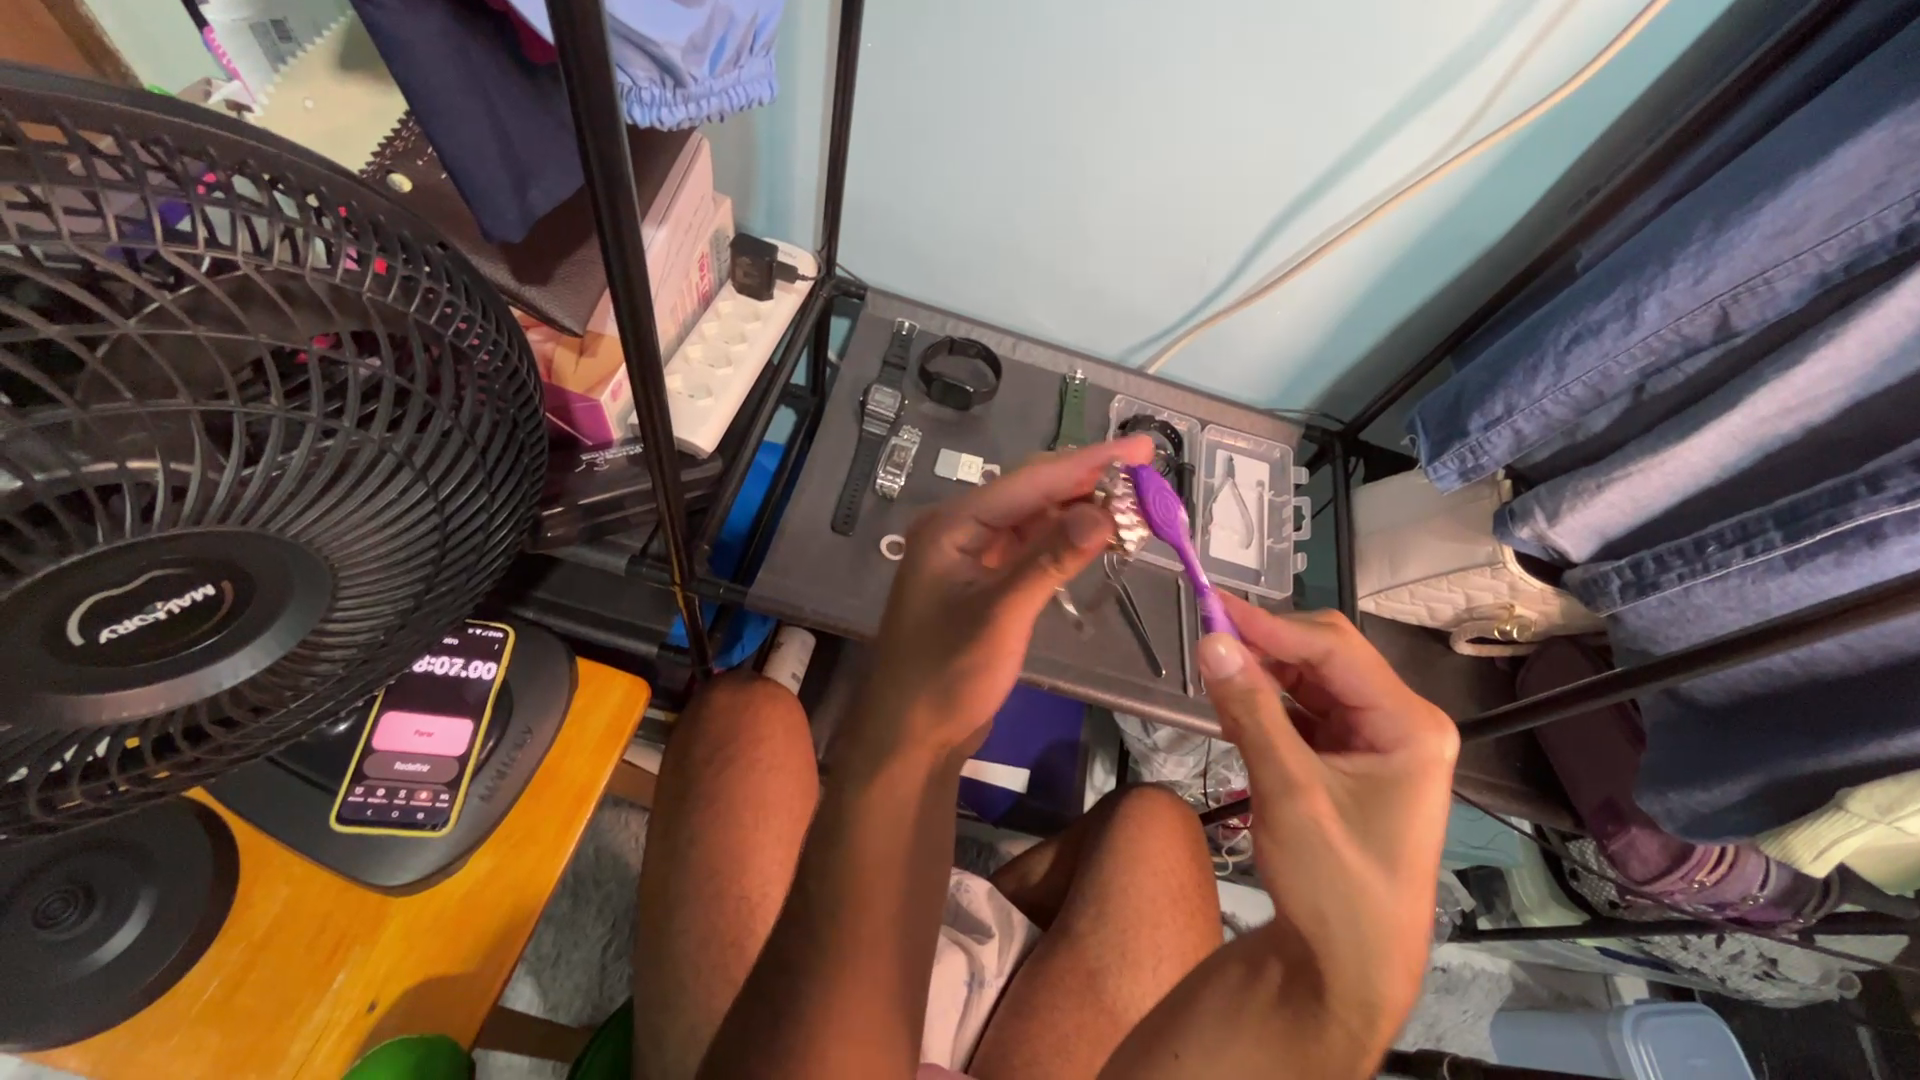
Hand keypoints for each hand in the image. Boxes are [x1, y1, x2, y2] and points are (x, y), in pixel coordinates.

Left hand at [835, 436, 1155, 769]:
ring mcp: (972, 558)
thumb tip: (1105, 513)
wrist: (911, 734)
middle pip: (1032, 493)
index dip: (1088, 463)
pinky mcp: (986, 584)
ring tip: (1135, 500)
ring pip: (1035, 520)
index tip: (1141, 448)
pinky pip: (1031, 549)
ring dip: (1081, 511)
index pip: (1030, 482)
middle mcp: (961, 531)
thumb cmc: (945, 674)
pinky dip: (1065, 541)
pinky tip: (1098, 536)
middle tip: (1146, 470)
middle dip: (1088, 481)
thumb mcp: (1000, 615)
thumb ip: (1050, 560)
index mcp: (953, 525)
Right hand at [1197, 596, 1457, 1067]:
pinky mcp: (1349, 758)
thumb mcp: (1289, 792)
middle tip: (1207, 644)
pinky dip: (1267, 705)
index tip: (1211, 606)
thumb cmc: (1334, 883)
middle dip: (1267, 647)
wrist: (1347, 964)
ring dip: (1263, 676)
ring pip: (1310, 681)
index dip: (1270, 625)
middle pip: (1326, 657)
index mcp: (1409, 723)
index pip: (1334, 649)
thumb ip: (1251, 710)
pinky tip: (1235, 711)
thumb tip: (1210, 640)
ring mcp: (1375, 740)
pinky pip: (1304, 711)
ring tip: (1216, 683)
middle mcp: (1399, 721)